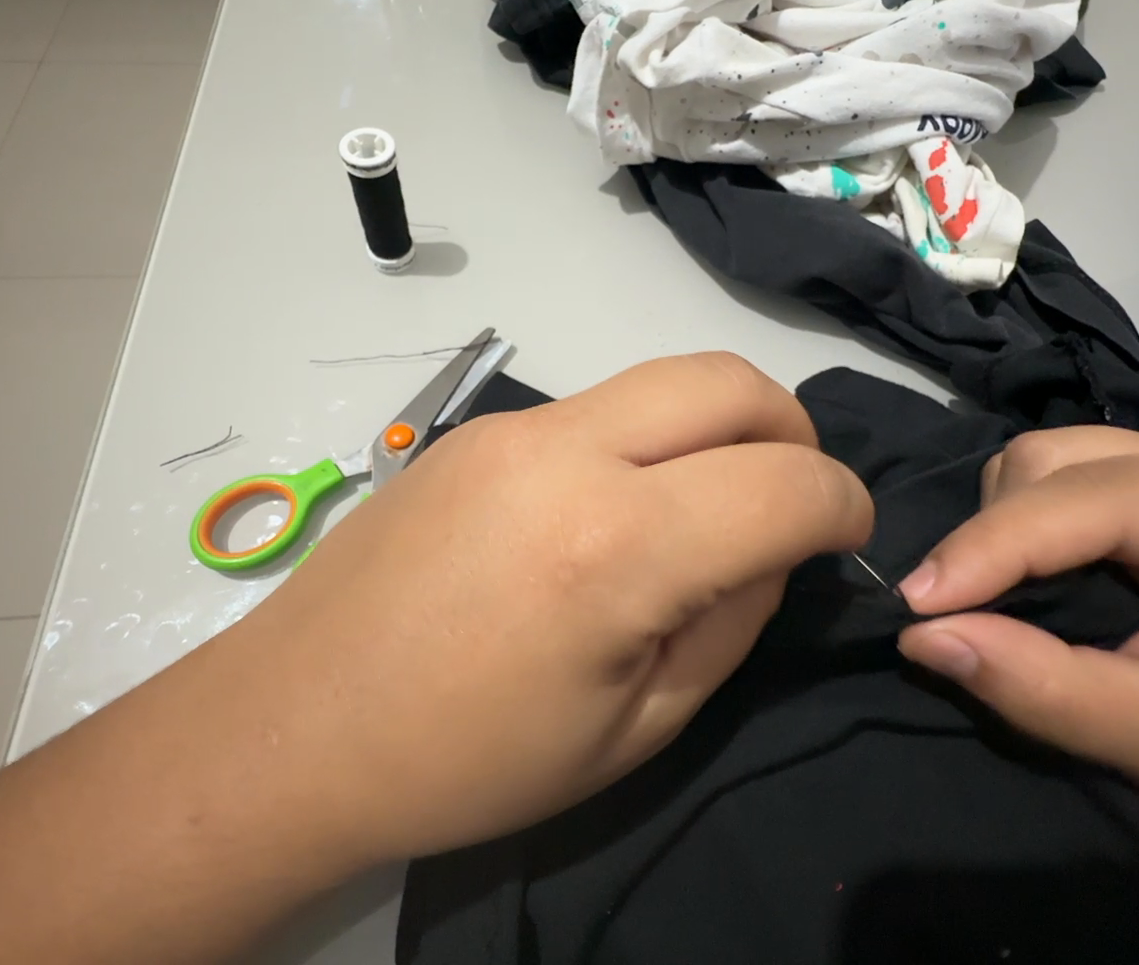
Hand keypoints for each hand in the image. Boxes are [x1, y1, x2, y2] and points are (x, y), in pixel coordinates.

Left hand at [261, 353, 873, 862]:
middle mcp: (566, 454)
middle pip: (729, 382)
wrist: (293, 726)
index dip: (843, 506)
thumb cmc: (468, 760)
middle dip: (792, 431)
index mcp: (616, 546)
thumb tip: (771, 550)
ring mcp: (512, 427)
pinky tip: (623, 504)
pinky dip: (650, 436)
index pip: (786, 483)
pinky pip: (600, 405)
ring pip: (663, 378)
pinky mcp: (475, 428)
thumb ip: (728, 621)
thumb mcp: (637, 727)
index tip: (845, 537)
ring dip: (720, 425)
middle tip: (793, 500)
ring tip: (713, 500)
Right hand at [893, 426, 1138, 868]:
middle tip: (960, 613)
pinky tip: (1025, 582)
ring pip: (1043, 462)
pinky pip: (1049, 485)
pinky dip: (1012, 530)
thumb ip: (1046, 689)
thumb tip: (922, 637)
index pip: (1099, 498)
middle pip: (1058, 460)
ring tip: (996, 602)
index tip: (918, 604)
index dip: (997, 543)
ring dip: (997, 528)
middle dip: (994, 533)